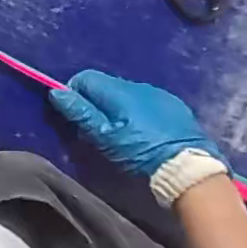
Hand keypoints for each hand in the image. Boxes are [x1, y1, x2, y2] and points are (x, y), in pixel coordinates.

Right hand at [49, 69, 227, 204]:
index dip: (74, 94)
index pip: (85, 78)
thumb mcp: (104, 137)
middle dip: (95, 103)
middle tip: (97, 130)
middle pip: (105, 85)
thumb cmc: (141, 153)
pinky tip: (144, 133)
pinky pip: (146, 102)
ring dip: (117, 108)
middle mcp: (139, 86)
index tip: (77, 117)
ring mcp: (160, 95)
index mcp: (119, 91)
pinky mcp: (175, 106)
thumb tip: (56, 92)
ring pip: (126, 94)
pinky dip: (138, 113)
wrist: (190, 169)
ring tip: (121, 133)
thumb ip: (81, 113)